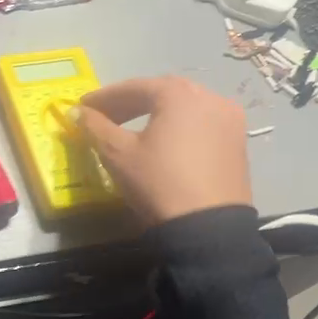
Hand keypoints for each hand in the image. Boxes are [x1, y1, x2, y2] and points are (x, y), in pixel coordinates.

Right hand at [73, 75, 251, 228]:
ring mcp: (229, 119)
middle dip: (130, 102)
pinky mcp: (238, 142)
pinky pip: (201, 123)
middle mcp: (210, 97)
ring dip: (155, 112)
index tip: (83, 107)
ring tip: (132, 129)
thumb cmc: (158, 182)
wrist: (208, 230)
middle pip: (161, 92)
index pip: (134, 87)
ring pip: (184, 106)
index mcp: (179, 94)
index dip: (104, 97)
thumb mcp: (117, 153)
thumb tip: (79, 112)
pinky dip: (178, 125)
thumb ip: (94, 126)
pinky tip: (163, 141)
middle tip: (105, 116)